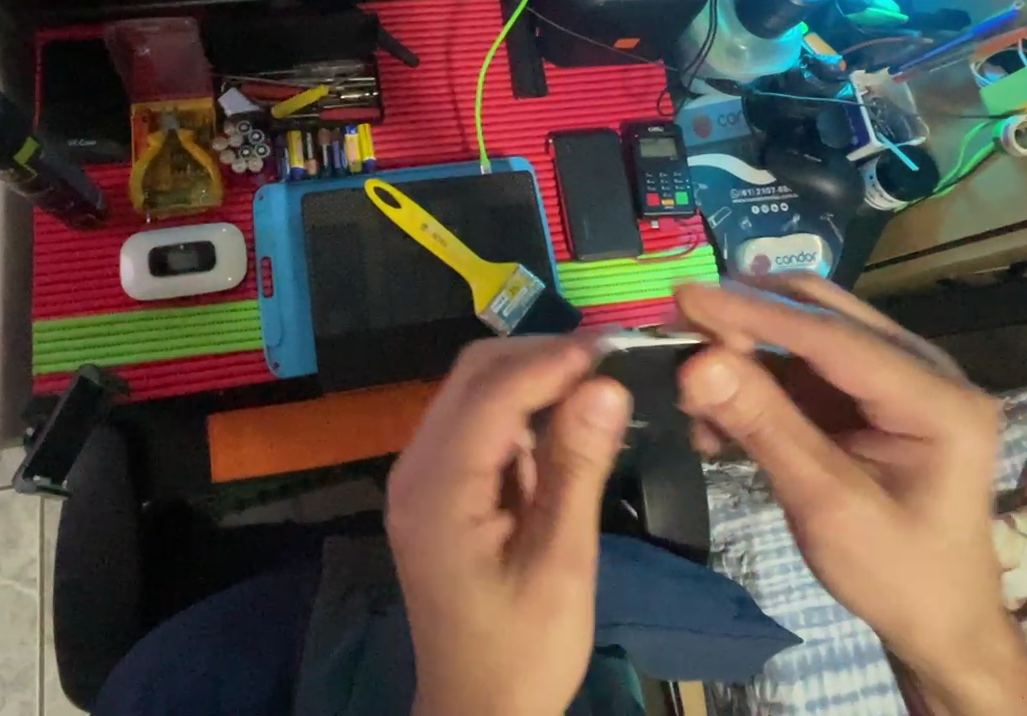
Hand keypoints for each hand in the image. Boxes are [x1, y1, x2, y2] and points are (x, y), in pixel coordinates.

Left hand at [387, 336, 631, 715]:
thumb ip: (577, 468)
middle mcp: (415, 466)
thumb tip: (606, 386)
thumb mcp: (561, 564)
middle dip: (538, 359)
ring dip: (529, 379)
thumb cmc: (523, 651)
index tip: (611, 347)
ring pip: (472, 391)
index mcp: (437, 489)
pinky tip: (558, 421)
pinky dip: (518, 409)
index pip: (492, 394)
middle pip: (473, 377)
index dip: (551, 361)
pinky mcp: (434, 483)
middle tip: (606, 363)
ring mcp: (418, 473)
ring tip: (592, 385)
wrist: (477, 712)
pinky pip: (474, 421)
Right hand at [673, 277, 1026, 715]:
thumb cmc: (896, 573)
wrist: (937, 620)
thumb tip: (696, 363)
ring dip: (739, 352)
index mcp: (936, 398)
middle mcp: (918, 368)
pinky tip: (717, 419)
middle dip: (743, 318)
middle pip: (817, 312)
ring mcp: (889, 375)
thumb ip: (764, 426)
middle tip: (678, 333)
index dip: (752, 312)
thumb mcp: (827, 504)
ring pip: (797, 331)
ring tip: (693, 395)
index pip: (829, 335)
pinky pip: (792, 363)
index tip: (684, 295)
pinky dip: (749, 379)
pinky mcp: (860, 391)